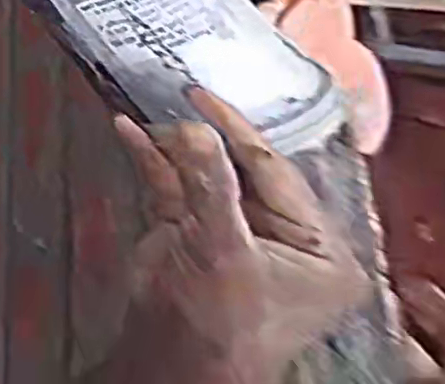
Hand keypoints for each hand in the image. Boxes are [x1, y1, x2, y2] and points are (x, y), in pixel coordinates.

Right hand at [97, 88, 365, 383]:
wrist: (174, 348)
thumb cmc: (220, 315)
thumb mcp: (221, 247)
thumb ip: (208, 185)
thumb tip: (195, 128)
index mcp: (315, 247)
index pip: (276, 172)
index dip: (238, 131)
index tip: (203, 96)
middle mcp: (278, 235)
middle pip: (236, 168)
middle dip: (200, 137)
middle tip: (170, 102)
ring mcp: (229, 229)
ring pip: (199, 171)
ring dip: (169, 144)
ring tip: (144, 117)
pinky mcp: (187, 227)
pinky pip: (169, 181)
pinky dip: (148, 157)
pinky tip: (128, 132)